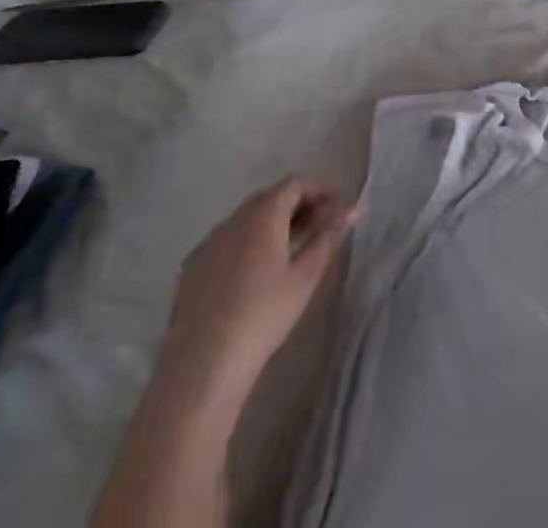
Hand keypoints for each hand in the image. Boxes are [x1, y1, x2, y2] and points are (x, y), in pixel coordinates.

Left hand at [160, 177, 358, 401]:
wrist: (204, 362)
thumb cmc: (265, 313)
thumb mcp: (307, 274)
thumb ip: (330, 235)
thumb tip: (354, 208)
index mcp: (261, 216)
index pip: (293, 185)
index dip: (320, 189)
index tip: (340, 206)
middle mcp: (231, 221)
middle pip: (269, 198)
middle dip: (300, 204)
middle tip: (324, 224)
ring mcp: (207, 243)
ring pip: (247, 219)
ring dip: (275, 222)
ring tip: (297, 245)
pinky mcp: (193, 267)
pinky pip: (229, 240)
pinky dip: (251, 240)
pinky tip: (261, 269)